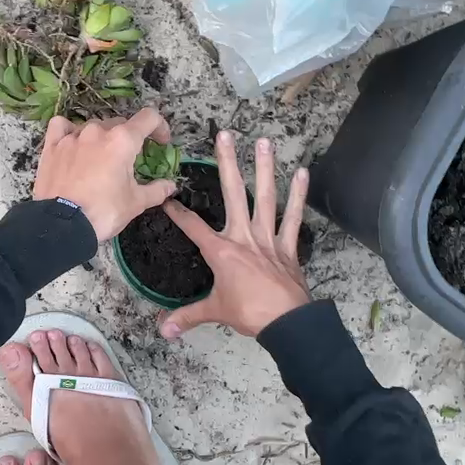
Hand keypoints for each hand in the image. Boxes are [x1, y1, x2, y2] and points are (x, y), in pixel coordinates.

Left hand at [33, 108, 176, 240]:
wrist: (61, 226)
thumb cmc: (103, 212)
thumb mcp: (136, 203)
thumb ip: (157, 190)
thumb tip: (171, 186)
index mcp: (122, 141)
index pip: (149, 118)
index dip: (160, 127)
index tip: (161, 142)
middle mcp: (97, 131)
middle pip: (120, 124)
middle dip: (130, 139)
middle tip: (130, 160)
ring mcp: (72, 136)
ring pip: (94, 126)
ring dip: (103, 137)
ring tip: (101, 158)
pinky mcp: (52, 145)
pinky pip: (62, 126)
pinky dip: (70, 130)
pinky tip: (73, 142)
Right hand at [158, 131, 311, 338]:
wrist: (286, 322)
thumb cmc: (248, 313)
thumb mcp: (213, 312)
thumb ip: (187, 317)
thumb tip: (162, 330)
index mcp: (221, 251)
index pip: (192, 227)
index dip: (177, 213)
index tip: (167, 198)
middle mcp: (243, 237)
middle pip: (233, 193)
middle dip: (227, 163)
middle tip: (225, 135)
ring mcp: (268, 238)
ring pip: (265, 197)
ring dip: (265, 168)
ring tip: (264, 141)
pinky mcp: (288, 246)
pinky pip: (294, 218)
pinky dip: (298, 196)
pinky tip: (302, 174)